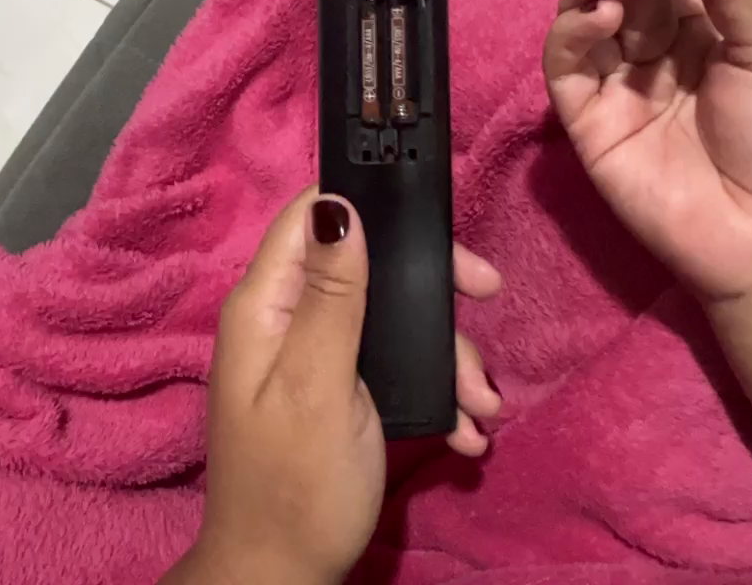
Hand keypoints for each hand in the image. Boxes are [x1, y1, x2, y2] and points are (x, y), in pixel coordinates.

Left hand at [167, 187, 503, 584]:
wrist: (283, 577)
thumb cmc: (298, 482)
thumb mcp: (318, 384)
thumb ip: (330, 295)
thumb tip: (338, 204)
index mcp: (267, 301)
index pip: (312, 215)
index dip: (370, 204)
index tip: (437, 228)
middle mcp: (287, 313)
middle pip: (364, 261)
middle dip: (429, 285)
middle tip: (485, 296)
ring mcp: (313, 348)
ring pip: (388, 312)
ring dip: (441, 347)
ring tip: (481, 401)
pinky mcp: (339, 380)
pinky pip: (390, 356)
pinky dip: (430, 381)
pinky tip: (463, 424)